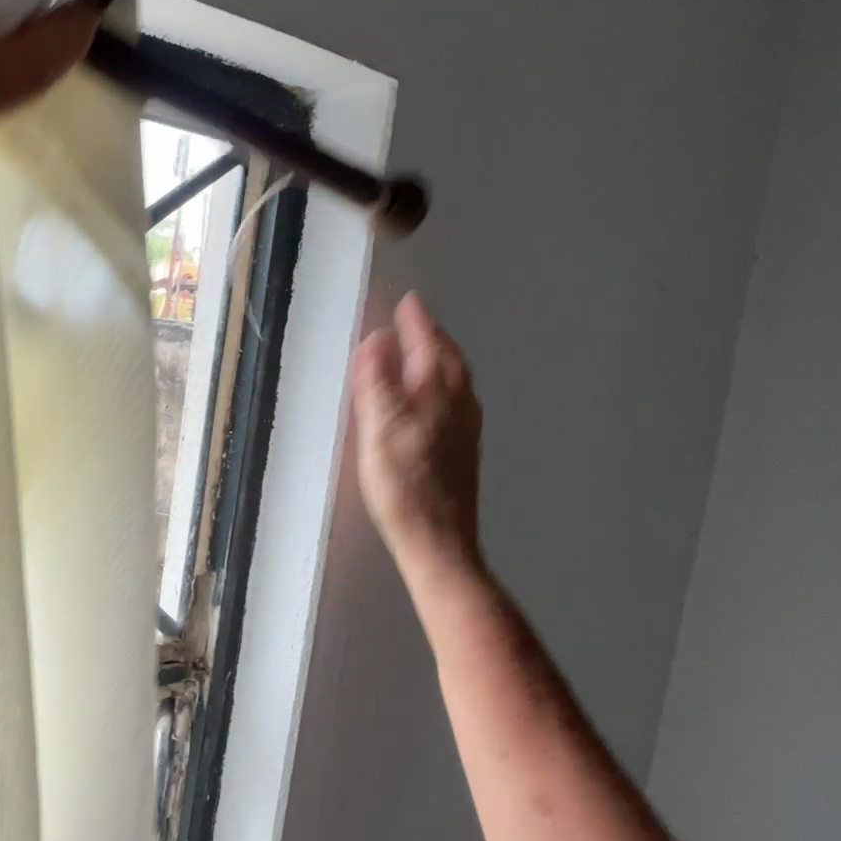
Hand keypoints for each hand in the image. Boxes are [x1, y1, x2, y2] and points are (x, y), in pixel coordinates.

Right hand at [352, 293, 483, 572]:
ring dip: (441, 360)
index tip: (410, 301)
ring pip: (456, 382)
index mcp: (437, 395)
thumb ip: (377, 383)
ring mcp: (464, 430)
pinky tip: (435, 399)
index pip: (429, 346)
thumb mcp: (380, 430)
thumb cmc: (403, 485)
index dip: (417, 323)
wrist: (439, 540)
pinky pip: (456, 401)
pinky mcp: (461, 452)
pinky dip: (443, 385)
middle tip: (417, 320)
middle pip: (449, 362)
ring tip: (425, 350)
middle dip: (433, 338)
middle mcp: (458, 406)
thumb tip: (376, 339)